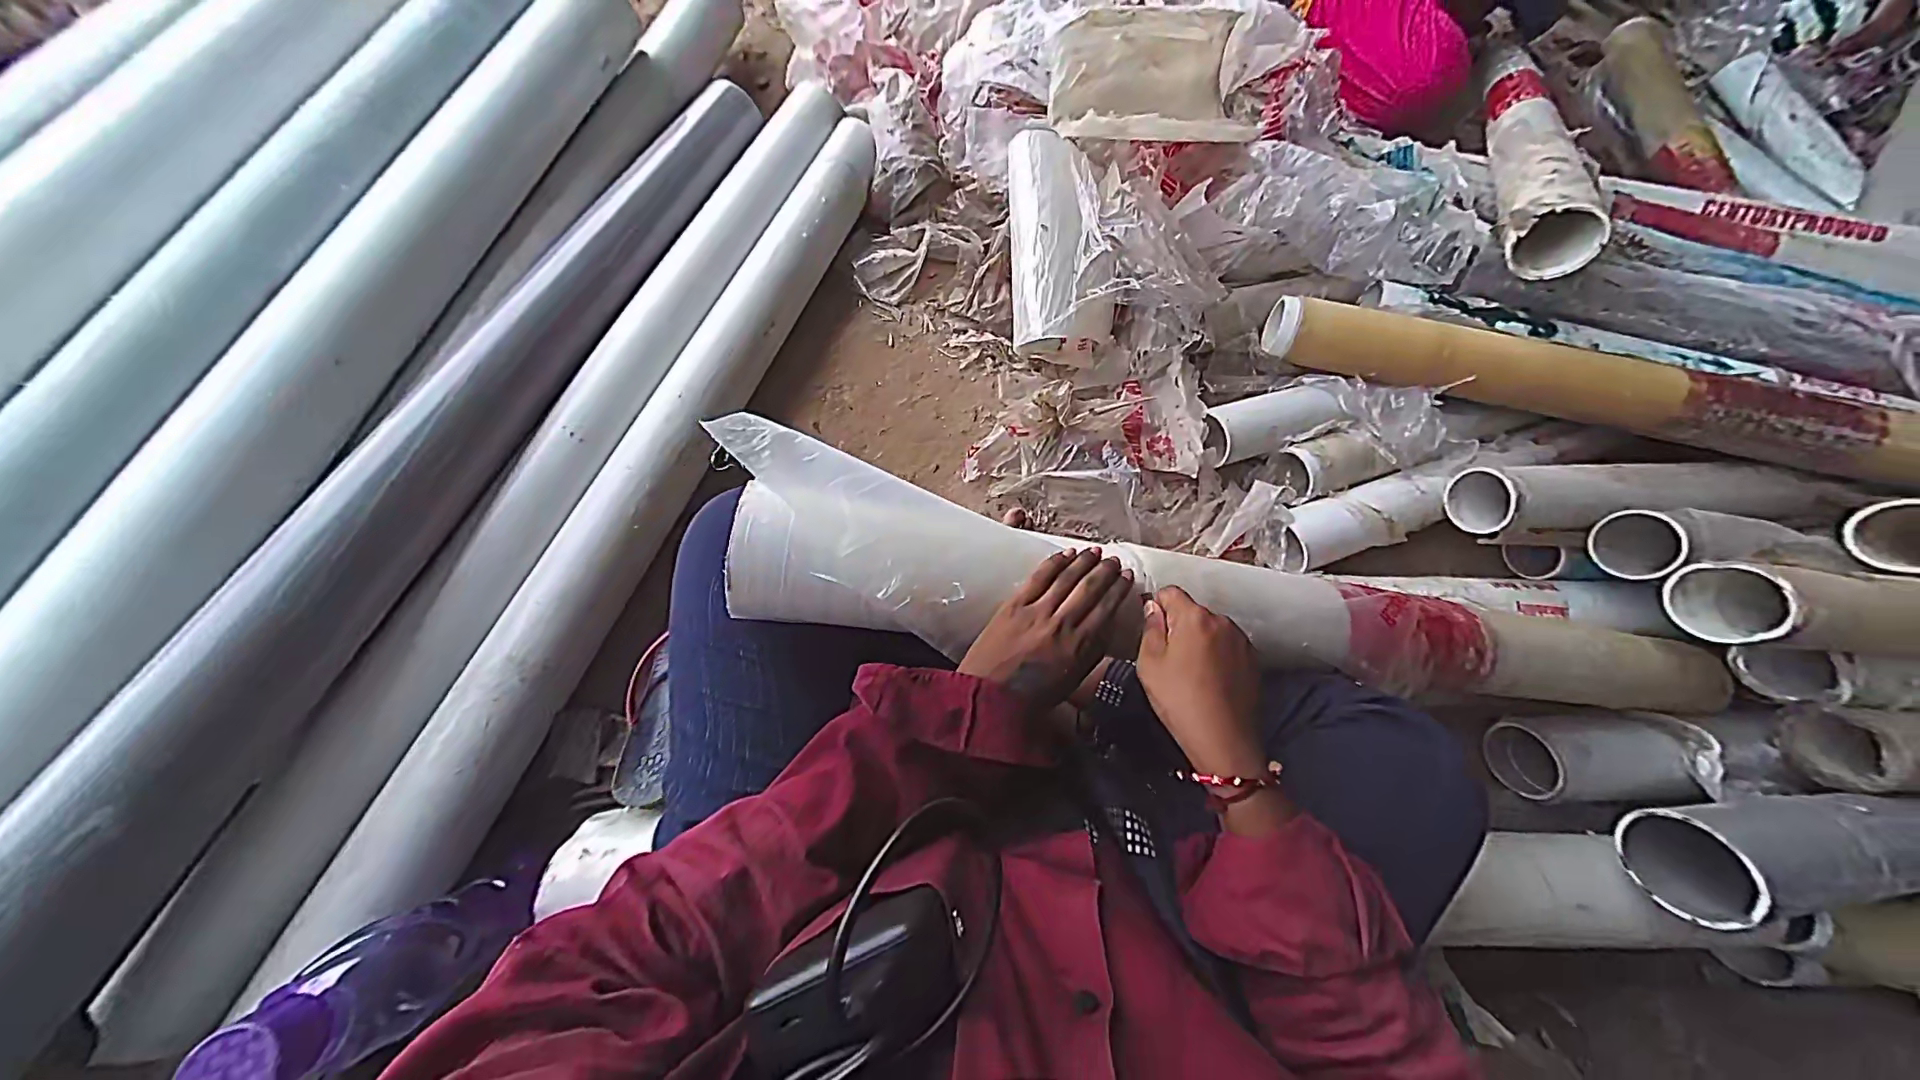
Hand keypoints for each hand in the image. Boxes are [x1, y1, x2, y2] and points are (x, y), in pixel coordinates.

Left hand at [958, 549, 1134, 709]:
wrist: (989, 697)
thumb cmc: (1030, 697)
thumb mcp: (1072, 680)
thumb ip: (1090, 653)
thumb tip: (1103, 629)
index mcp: (1079, 647)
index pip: (1106, 609)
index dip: (1118, 590)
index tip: (1126, 578)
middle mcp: (1062, 625)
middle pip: (1090, 589)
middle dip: (1105, 572)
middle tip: (1114, 561)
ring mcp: (1037, 613)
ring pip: (1067, 579)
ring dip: (1084, 562)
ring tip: (1095, 552)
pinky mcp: (1015, 606)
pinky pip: (1040, 577)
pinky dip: (1055, 563)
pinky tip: (1067, 554)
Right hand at [1135, 587, 1263, 776]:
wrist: (1223, 739)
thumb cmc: (1180, 701)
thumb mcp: (1149, 663)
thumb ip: (1150, 628)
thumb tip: (1153, 608)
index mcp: (1194, 617)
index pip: (1170, 592)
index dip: (1156, 607)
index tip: (1152, 630)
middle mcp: (1222, 621)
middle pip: (1192, 610)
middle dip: (1178, 626)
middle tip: (1167, 658)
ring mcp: (1241, 640)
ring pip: (1210, 628)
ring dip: (1198, 640)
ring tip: (1189, 673)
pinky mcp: (1252, 659)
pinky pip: (1226, 645)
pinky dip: (1216, 655)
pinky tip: (1208, 680)